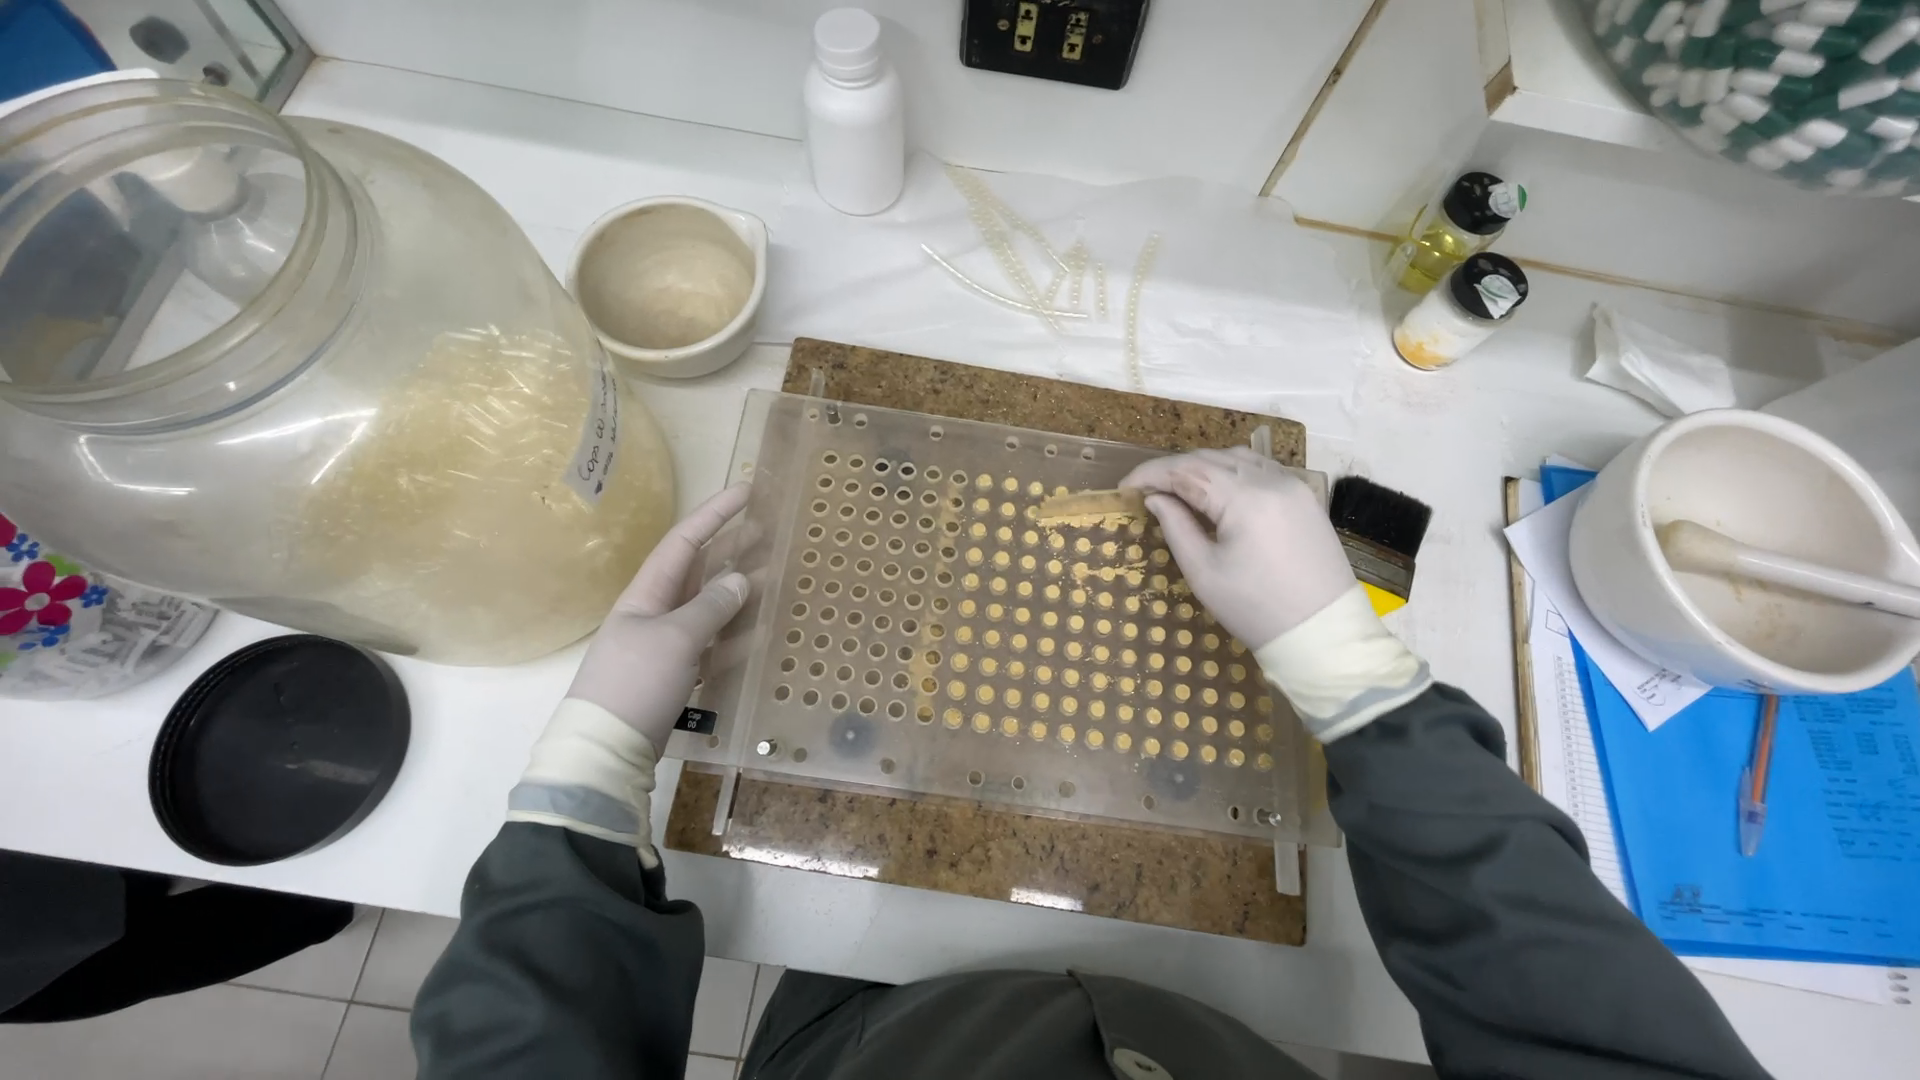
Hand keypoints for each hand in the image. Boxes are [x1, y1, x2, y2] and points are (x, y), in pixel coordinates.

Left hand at [567, 483, 751, 748]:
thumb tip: (742, 580)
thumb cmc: (636, 683)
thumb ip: (711, 607)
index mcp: (647, 593)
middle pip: (698, 570)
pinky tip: (760, 632)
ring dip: (738, 590)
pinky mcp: (676, 673)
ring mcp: (665, 643)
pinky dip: (735, 633)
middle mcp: (655, 611)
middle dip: (730, 548)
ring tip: (772, 576)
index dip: (715, 513)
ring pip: (708, 606)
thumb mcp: (677, 639)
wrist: (606, 749)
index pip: (685, 541)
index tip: (747, 491)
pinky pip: (712, 641)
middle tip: (767, 530)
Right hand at [1118, 447, 1352, 650]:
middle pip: (1210, 459)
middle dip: (1173, 470)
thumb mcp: (1203, 571)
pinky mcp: (1303, 497)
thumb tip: (1155, 499)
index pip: (1187, 470)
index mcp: (1245, 498)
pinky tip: (1214, 491)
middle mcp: (1271, 480)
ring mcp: (1292, 485)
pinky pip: (1259, 469)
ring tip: (1175, 489)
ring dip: (1201, 468)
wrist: (1322, 632)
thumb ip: (1176, 526)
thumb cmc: (1255, 609)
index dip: (1150, 474)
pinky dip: (1229, 472)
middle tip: (1144, 490)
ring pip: (1235, 458)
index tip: (1124, 487)